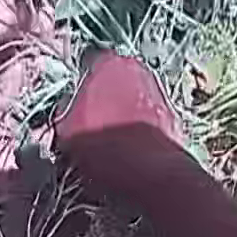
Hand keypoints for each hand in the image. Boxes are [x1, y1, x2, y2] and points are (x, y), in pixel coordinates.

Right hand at [55, 51, 182, 148]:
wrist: (146, 171)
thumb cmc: (102, 149)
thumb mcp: (67, 133)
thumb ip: (65, 113)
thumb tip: (65, 112)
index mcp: (106, 65)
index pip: (88, 65)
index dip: (79, 88)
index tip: (72, 108)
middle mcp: (136, 69)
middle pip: (114, 80)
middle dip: (104, 99)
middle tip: (90, 127)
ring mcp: (157, 90)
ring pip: (133, 99)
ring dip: (123, 115)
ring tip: (110, 144)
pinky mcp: (172, 114)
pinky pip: (149, 118)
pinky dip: (140, 130)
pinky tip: (129, 152)